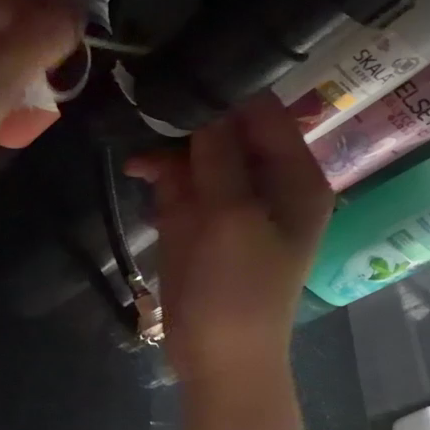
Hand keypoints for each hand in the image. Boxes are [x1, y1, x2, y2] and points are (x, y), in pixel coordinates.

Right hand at [129, 93, 333, 381]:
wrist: (218, 358)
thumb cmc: (239, 290)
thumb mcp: (233, 218)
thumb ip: (219, 158)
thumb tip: (203, 102)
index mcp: (294, 178)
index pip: (264, 115)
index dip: (228, 93)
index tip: (183, 71)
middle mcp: (263, 182)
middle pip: (227, 130)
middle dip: (189, 117)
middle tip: (147, 96)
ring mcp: (226, 203)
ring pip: (196, 154)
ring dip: (168, 145)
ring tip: (135, 132)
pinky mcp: (194, 223)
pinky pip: (177, 183)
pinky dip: (157, 172)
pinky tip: (135, 167)